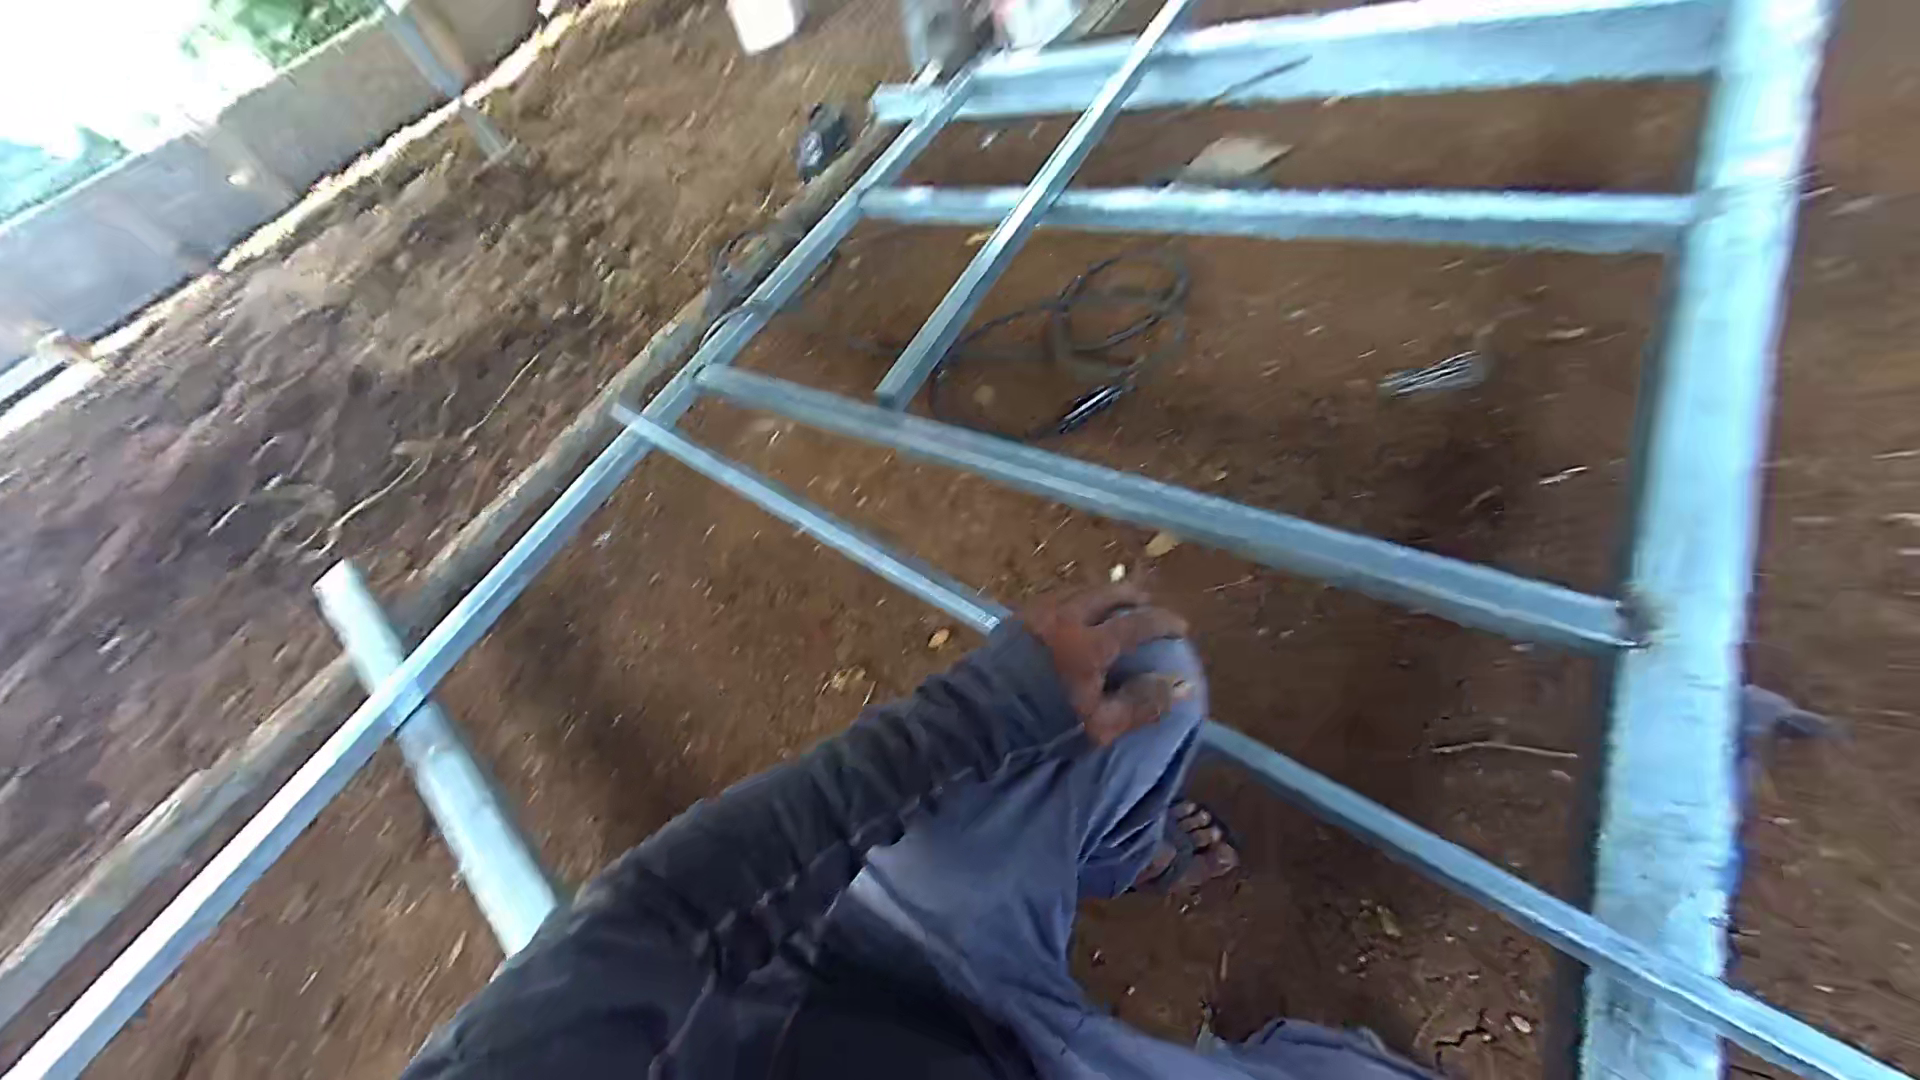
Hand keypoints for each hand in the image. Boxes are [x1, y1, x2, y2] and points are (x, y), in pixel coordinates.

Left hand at [1020, 584, 1192, 746]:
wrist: (978, 713)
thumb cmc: (1043, 722)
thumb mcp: (1100, 724)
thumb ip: (1142, 703)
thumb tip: (1180, 687)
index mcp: (1091, 643)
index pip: (1138, 623)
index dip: (1164, 623)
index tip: (1181, 628)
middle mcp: (1067, 617)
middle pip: (1109, 594)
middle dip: (1134, 597)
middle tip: (1148, 606)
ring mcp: (1041, 612)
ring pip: (1082, 592)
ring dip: (1105, 596)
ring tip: (1116, 608)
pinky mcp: (1020, 617)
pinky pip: (1059, 599)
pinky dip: (1078, 601)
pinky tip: (1079, 614)